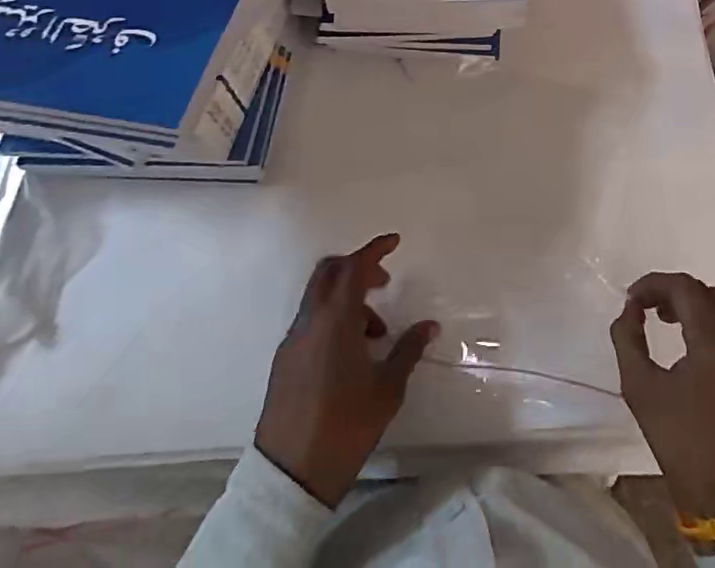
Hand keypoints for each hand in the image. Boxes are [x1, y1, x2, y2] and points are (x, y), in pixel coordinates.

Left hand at [254, 234, 437, 506]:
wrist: (291, 472)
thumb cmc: (346, 426)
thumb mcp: (387, 389)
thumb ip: (407, 350)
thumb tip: (429, 326)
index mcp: (334, 321)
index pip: (353, 268)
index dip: (374, 250)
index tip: (394, 241)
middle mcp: (309, 322)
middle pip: (329, 273)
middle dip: (358, 269)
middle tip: (384, 284)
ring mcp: (293, 340)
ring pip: (320, 298)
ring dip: (349, 301)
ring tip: (376, 335)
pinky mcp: (285, 359)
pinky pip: (312, 321)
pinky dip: (334, 320)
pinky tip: (352, 354)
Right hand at [611, 273, 714, 521]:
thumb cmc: (679, 441)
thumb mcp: (638, 388)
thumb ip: (627, 338)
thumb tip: (630, 309)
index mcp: (714, 343)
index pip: (685, 287)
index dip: (653, 284)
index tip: (631, 299)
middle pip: (707, 291)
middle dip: (673, 292)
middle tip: (647, 309)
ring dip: (698, 303)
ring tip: (672, 321)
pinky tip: (698, 342)